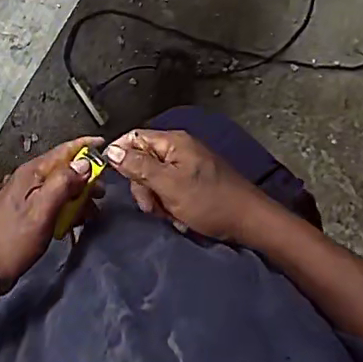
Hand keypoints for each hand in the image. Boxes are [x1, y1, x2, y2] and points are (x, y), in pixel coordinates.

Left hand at [0, 136, 101, 293]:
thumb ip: (62, 185)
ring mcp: (26, 195)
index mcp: (32, 173)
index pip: (63, 151)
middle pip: (63, 169)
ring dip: (78, 196)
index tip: (105, 145)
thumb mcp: (41, 212)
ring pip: (60, 187)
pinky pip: (53, 202)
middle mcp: (29, 179)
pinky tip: (75, 221)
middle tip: (103, 192)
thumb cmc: (11, 241)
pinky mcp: (26, 212)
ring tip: (93, 211)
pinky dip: (67, 208)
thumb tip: (84, 164)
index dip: (85, 147)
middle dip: (86, 177)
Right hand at [106, 128, 276, 243]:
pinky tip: (181, 217)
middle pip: (143, 160)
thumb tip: (111, 150)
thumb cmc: (211, 202)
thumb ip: (138, 167)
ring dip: (157, 199)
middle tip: (152, 207)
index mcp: (173, 141)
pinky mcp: (196, 181)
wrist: (251, 222)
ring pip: (156, 178)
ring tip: (170, 215)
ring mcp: (189, 164)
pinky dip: (171, 204)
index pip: (134, 138)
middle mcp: (180, 147)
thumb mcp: (168, 185)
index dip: (121, 156)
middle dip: (143, 186)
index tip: (118, 179)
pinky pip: (171, 188)